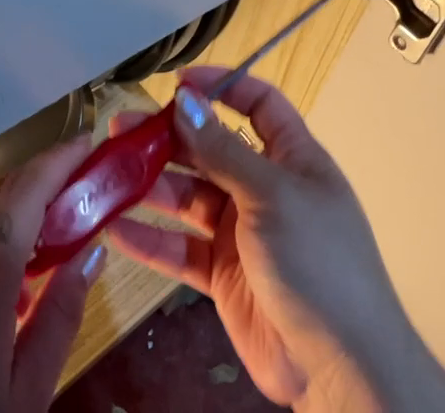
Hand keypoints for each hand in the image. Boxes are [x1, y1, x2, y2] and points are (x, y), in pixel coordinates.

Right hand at [109, 67, 444, 412]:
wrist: (337, 362)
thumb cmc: (317, 261)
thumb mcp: (272, 196)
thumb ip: (224, 151)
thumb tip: (186, 101)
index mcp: (293, 160)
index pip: (260, 106)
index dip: (223, 88)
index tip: (178, 83)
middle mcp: (265, 190)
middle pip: (211, 151)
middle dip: (168, 138)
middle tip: (120, 128)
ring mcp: (242, 233)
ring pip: (188, 198)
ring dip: (150, 186)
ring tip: (107, 171)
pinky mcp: (221, 274)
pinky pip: (179, 247)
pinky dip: (148, 238)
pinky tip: (112, 227)